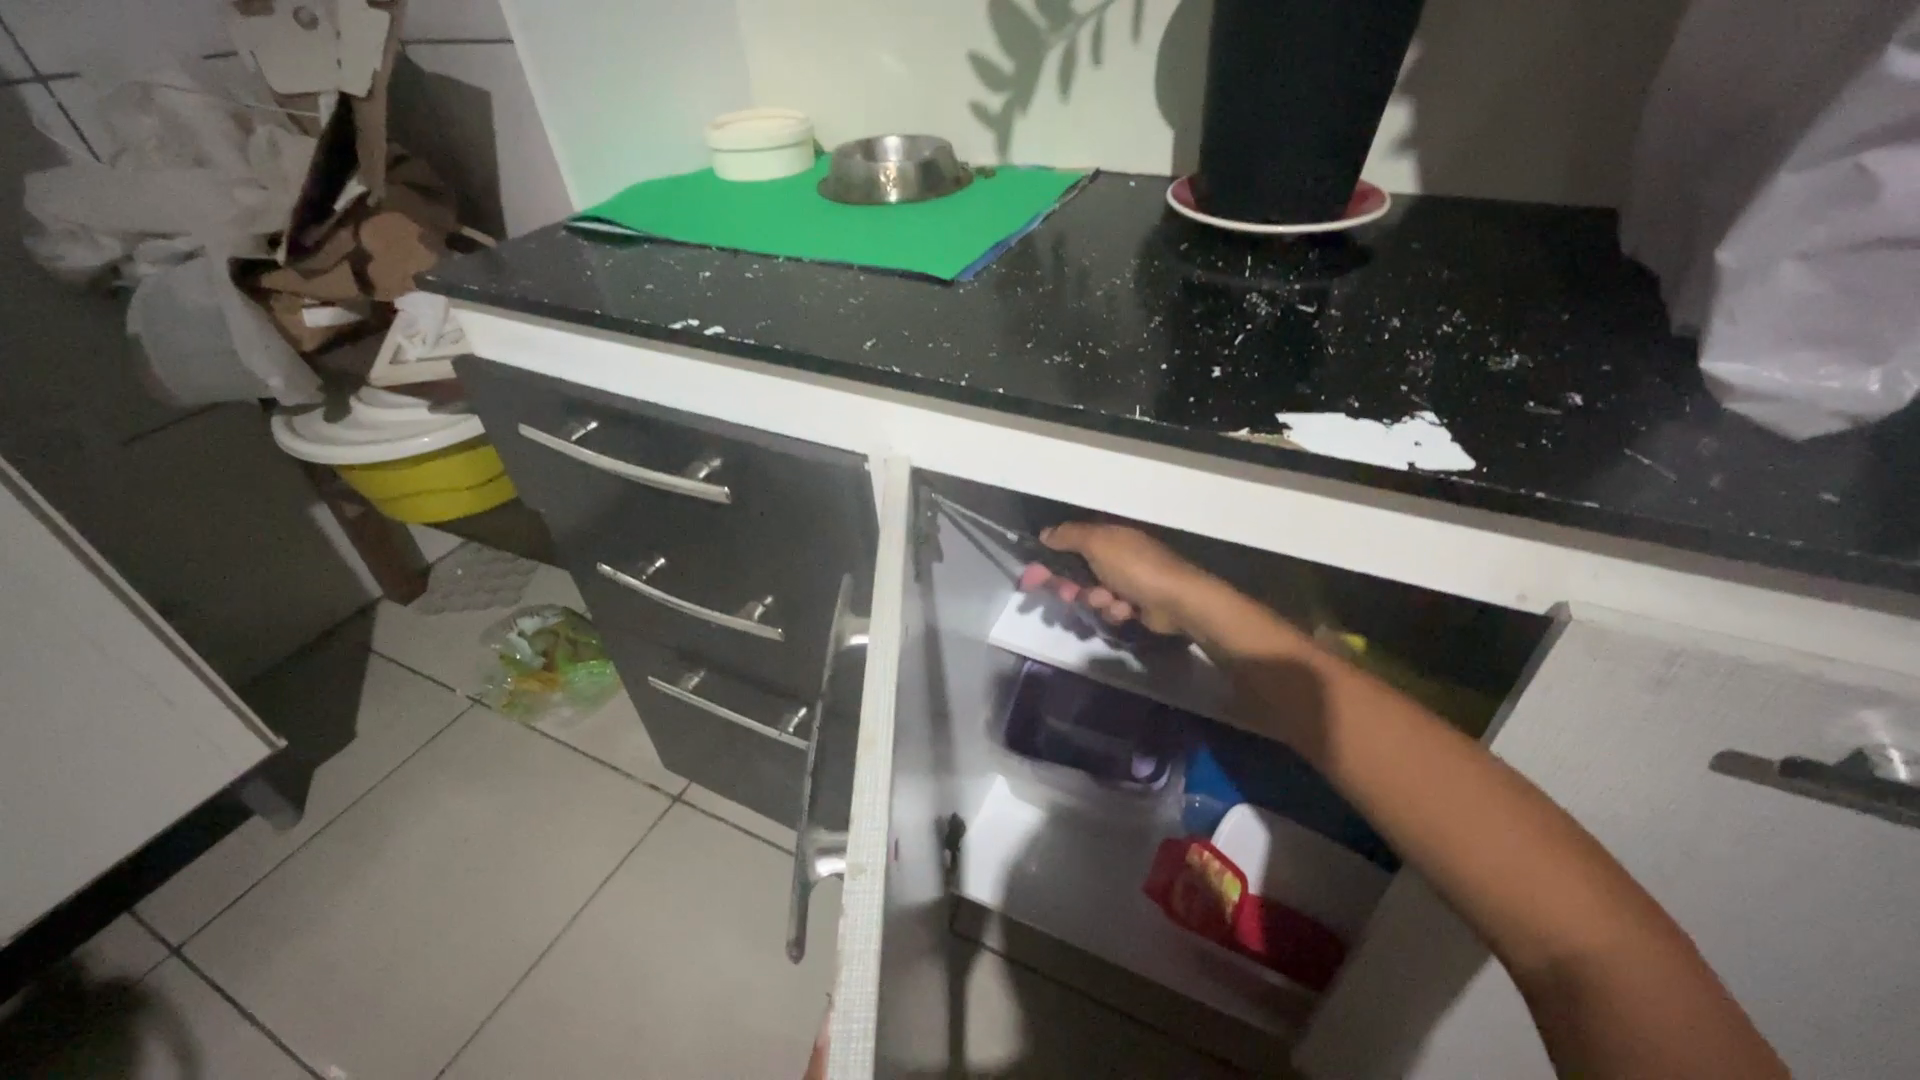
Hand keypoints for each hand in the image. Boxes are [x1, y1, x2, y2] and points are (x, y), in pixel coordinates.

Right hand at [1031, 523, 1212, 635]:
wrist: (1175, 599)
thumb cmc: (1135, 566)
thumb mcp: (1097, 543)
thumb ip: (1068, 536)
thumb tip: (1045, 533)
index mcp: (1107, 536)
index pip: (1068, 545)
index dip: (1048, 561)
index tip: (1031, 579)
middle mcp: (1114, 556)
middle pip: (1076, 573)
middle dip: (1072, 586)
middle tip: (1070, 594)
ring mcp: (1124, 581)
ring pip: (1091, 594)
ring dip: (1097, 600)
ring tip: (1111, 601)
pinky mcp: (1132, 604)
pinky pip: (1110, 609)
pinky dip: (1116, 611)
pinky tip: (1127, 610)